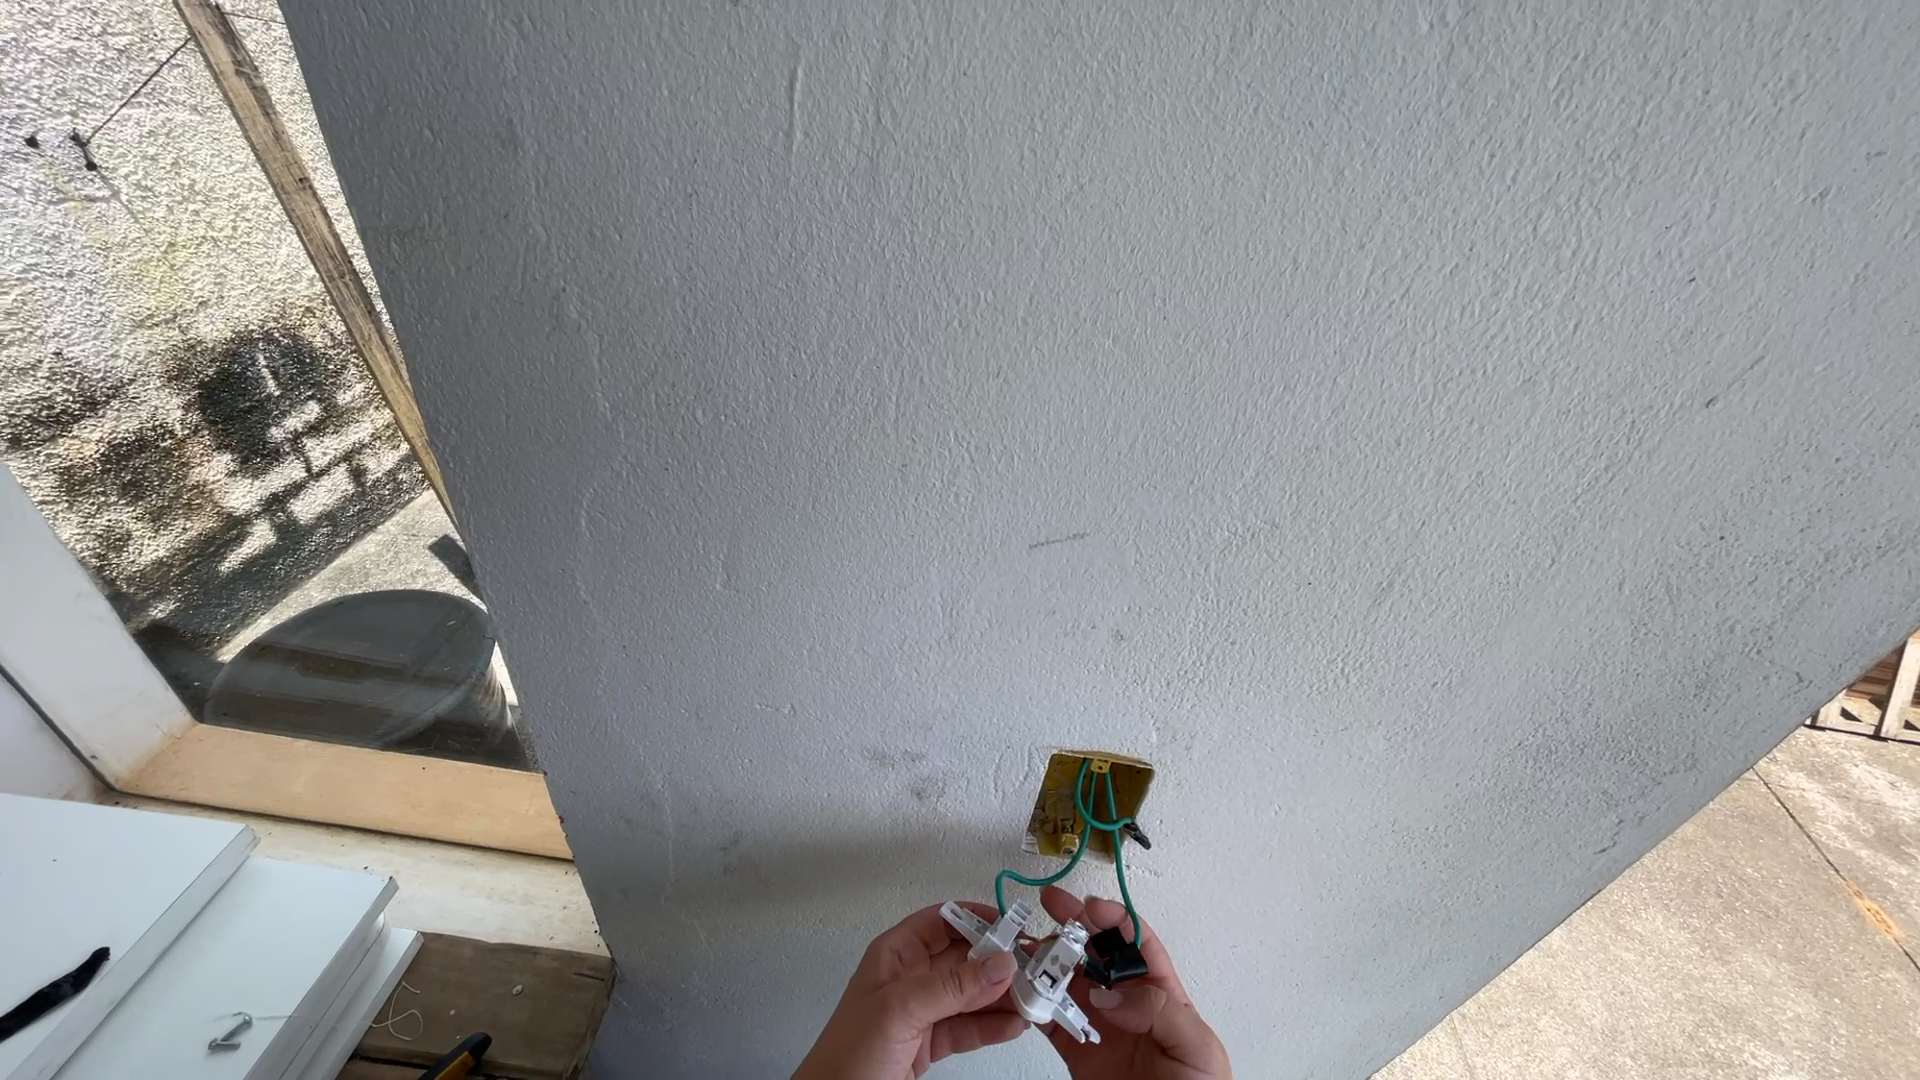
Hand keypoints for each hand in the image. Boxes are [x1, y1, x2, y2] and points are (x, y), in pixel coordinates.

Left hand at [793, 902, 1026, 1078]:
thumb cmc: (846, 1059)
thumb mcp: (899, 1011)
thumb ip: (950, 987)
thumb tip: (997, 962)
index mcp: (895, 955)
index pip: (942, 921)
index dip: (976, 918)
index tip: (1011, 926)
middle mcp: (910, 978)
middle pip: (962, 957)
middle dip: (997, 960)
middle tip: (1031, 966)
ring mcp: (921, 1012)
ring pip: (969, 994)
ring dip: (1000, 995)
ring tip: (1031, 998)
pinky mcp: (929, 1044)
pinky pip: (967, 1027)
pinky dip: (991, 1026)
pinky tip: (1014, 1024)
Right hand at [1038, 886, 1231, 1078]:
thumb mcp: (1198, 1048)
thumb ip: (1160, 1011)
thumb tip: (1108, 995)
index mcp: (1161, 992)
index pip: (1136, 940)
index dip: (1113, 916)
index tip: (1088, 906)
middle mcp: (1127, 1002)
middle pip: (1096, 950)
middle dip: (1073, 924)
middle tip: (1050, 907)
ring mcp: (1101, 1026)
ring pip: (1068, 980)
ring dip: (1048, 962)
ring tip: (1030, 954)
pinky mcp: (1079, 1054)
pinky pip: (1051, 1021)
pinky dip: (1033, 1005)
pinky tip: (1024, 993)